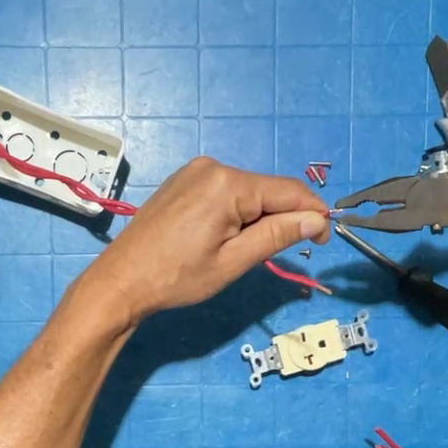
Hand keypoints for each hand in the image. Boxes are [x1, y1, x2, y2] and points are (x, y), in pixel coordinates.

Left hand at [80, 157, 330, 320]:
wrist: (122, 281)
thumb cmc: (177, 278)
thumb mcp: (234, 261)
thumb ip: (278, 236)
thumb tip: (318, 220)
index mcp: (228, 183)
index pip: (289, 191)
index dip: (314, 215)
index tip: (326, 241)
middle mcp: (213, 167)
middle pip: (267, 191)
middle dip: (281, 219)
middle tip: (272, 257)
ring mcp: (194, 171)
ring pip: (247, 193)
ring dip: (257, 218)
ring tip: (237, 252)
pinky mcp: (182, 181)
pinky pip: (224, 192)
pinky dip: (235, 213)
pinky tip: (220, 239)